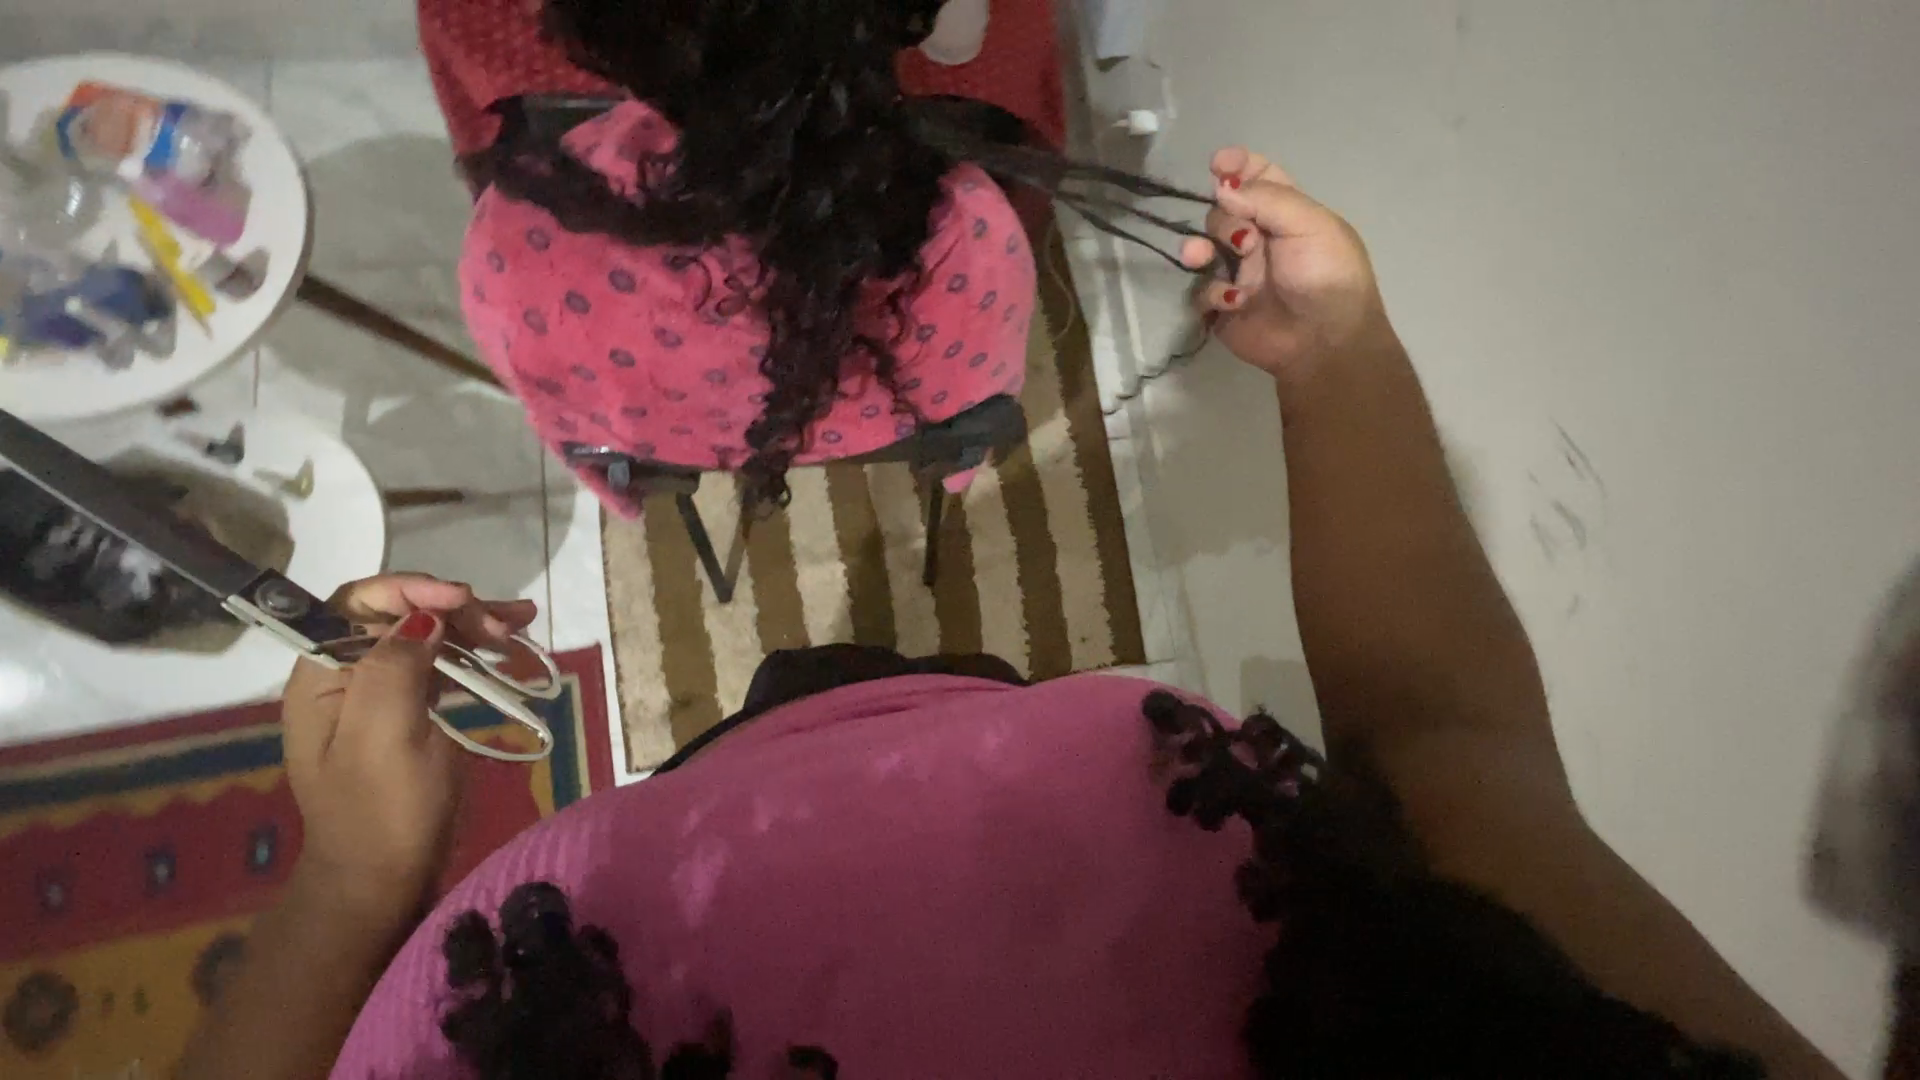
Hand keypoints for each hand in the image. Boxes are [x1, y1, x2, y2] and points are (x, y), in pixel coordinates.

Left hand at [280, 575, 537, 914]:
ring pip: (429, 633)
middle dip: (453, 608)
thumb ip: (395, 669)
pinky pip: (446, 661)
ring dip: (475, 623)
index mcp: (323, 676)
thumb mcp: (385, 737)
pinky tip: (512, 646)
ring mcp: (385, 690)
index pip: (357, 603)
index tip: (462, 597)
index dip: (409, 588)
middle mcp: (349, 674)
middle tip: (505, 626)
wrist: (388, 873)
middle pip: (400, 614)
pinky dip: (479, 648)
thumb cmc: (383, 809)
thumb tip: (424, 617)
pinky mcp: (417, 707)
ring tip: (522, 624)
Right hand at [1180, 147, 1393, 382]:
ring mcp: (1238, 273)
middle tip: (1242, 239)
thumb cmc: (1327, 277)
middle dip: (1222, 218)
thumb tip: (1221, 186)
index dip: (1236, 167)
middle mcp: (1259, 239)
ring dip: (1199, 249)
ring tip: (1200, 258)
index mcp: (1287, 213)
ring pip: (1202, 248)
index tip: (1217, 165)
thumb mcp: (1309, 225)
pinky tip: (1235, 301)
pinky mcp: (1221, 307)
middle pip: (1221, 211)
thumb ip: (1266, 200)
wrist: (1324, 341)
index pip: (1256, 178)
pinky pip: (1200, 290)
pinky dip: (1213, 293)